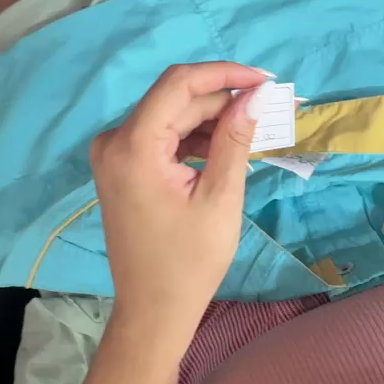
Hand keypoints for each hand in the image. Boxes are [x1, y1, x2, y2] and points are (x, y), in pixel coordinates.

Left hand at [90, 62, 266, 339]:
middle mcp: (114, 141)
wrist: (153, 310)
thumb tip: (255, 96)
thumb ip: (235, 138)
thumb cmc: (189, 260)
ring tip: (253, 130)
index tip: (263, 81)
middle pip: (176, 100)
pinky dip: (195, 137)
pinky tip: (226, 148)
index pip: (179, 84)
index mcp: (133, 146)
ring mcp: (115, 155)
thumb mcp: (220, 197)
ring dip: (212, 118)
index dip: (224, 74)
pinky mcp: (123, 168)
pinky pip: (162, 137)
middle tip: (269, 107)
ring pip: (171, 117)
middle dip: (223, 99)